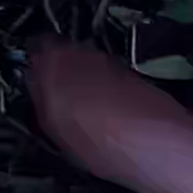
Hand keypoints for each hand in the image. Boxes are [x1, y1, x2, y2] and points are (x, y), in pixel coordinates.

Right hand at [27, 40, 192, 192]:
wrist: (159, 143)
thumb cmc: (92, 135)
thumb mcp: (50, 124)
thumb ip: (38, 97)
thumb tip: (33, 81)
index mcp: (51, 56)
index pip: (33, 49)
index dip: (34, 66)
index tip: (35, 87)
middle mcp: (78, 49)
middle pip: (62, 53)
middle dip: (59, 70)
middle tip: (60, 99)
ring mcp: (109, 60)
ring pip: (87, 65)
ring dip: (84, 80)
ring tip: (88, 111)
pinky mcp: (135, 75)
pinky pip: (110, 78)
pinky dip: (107, 91)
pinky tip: (114, 116)